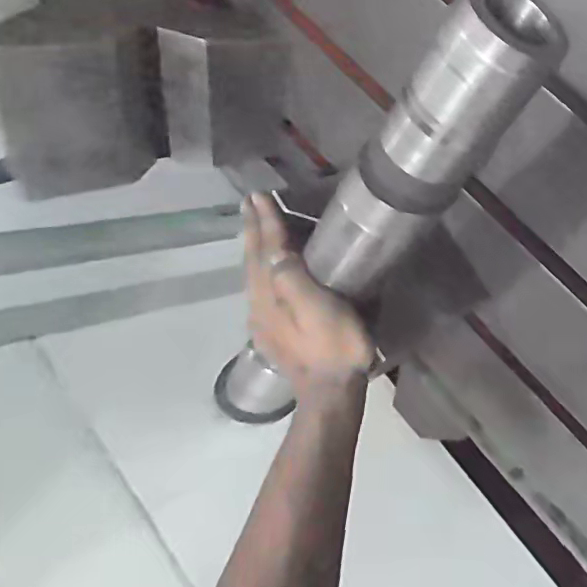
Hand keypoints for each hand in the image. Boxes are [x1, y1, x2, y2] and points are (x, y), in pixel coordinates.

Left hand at [243, 193, 374, 399]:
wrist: (329, 392)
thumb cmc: (335, 347)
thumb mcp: (322, 311)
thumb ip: (295, 281)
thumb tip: (276, 251)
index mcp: (271, 294)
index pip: (266, 249)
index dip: (265, 221)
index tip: (259, 195)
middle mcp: (259, 303)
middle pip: (253, 259)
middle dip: (253, 230)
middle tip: (251, 203)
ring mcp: (264, 320)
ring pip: (253, 274)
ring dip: (255, 247)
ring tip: (257, 229)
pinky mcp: (272, 332)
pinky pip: (261, 289)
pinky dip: (261, 269)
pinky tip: (268, 271)